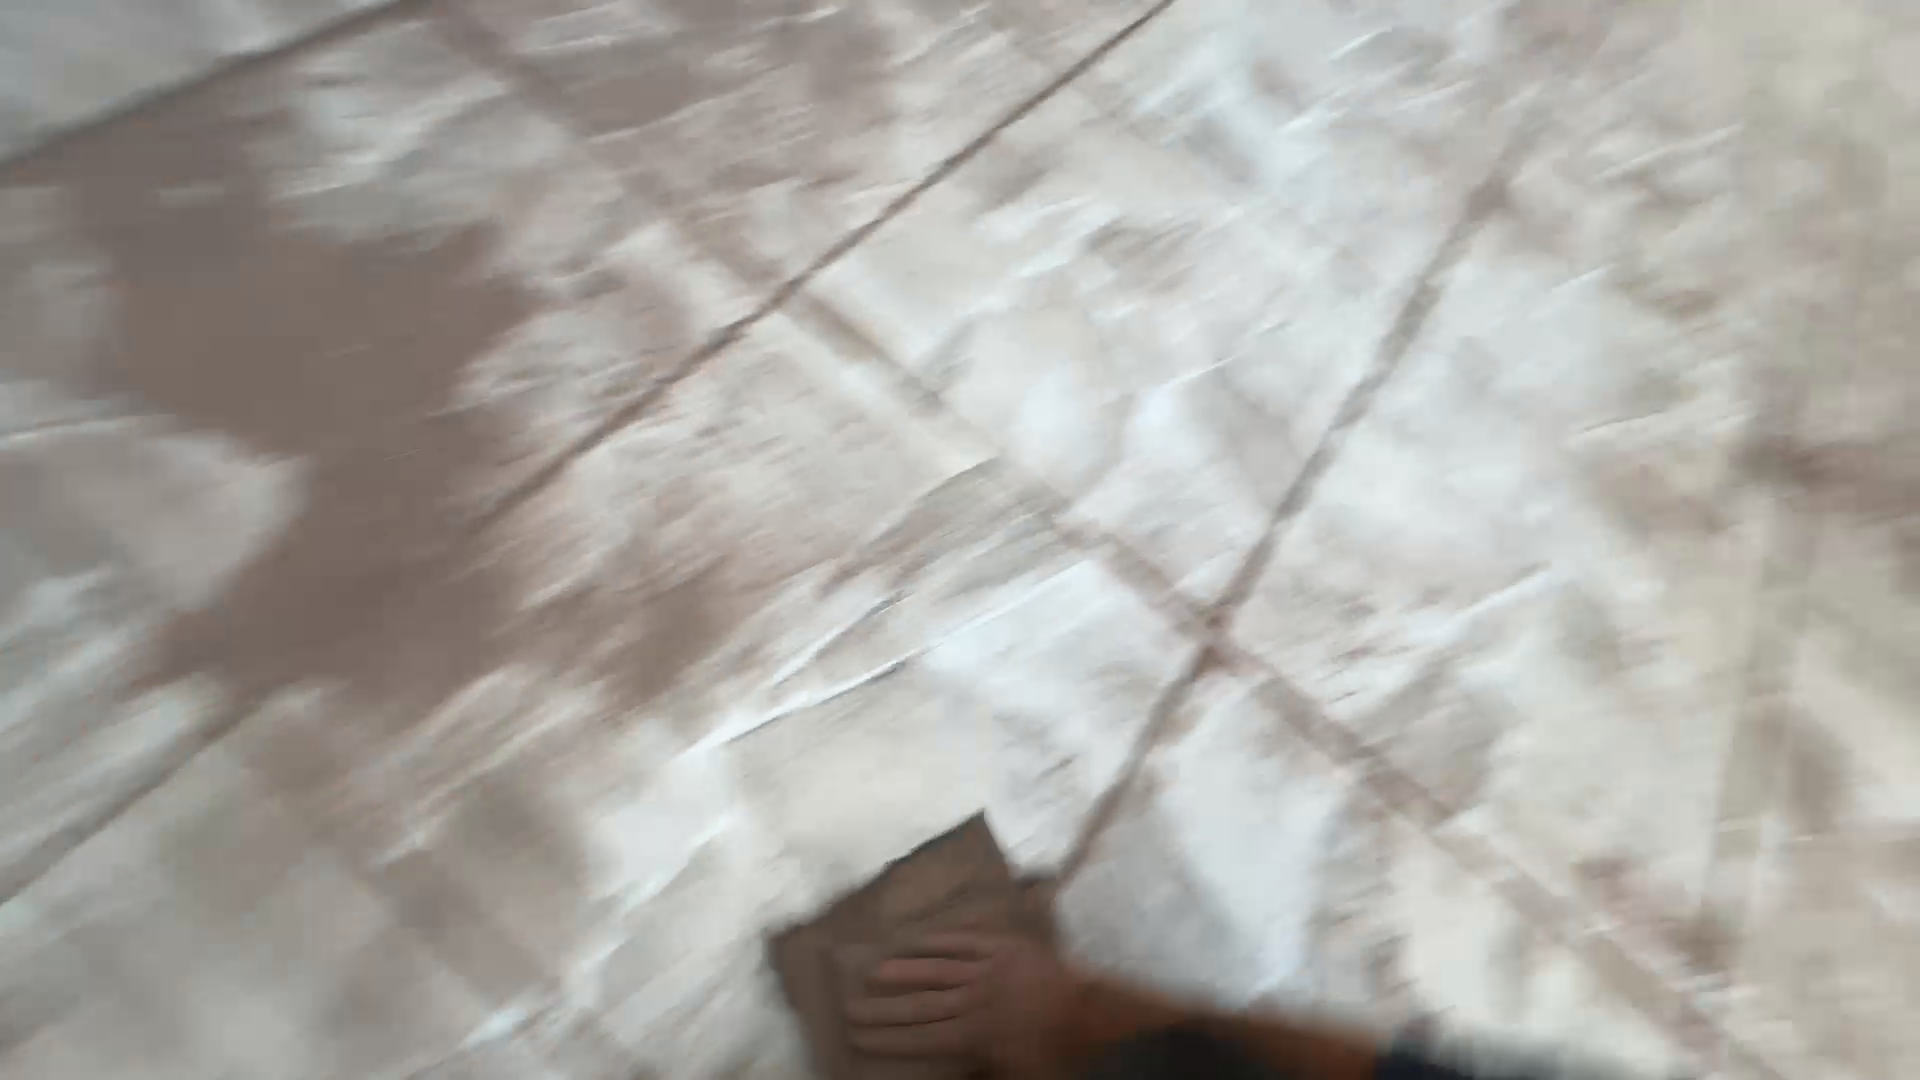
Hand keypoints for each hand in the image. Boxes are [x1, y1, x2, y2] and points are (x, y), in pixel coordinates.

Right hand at [844, 932, 1086, 1078]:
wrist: (1087, 1013)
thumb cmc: (1051, 1052)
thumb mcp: (1010, 1072)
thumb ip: (976, 1067)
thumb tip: (945, 1068)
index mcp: (972, 1035)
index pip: (920, 1038)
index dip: (887, 1038)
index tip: (857, 1035)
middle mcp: (971, 999)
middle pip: (920, 1004)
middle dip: (883, 1008)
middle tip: (850, 1006)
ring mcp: (986, 968)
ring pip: (937, 968)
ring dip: (904, 969)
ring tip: (875, 970)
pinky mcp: (1002, 945)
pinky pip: (965, 939)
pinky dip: (940, 938)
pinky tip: (919, 938)